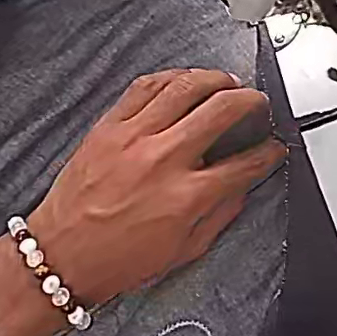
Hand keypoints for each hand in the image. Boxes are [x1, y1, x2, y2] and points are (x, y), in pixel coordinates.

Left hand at [0, 69, 284, 335]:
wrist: (63, 255)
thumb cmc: (118, 259)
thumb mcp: (185, 249)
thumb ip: (221, 214)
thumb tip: (243, 185)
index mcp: (187, 197)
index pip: (245, 163)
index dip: (269, 151)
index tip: (273, 146)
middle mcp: (164, 159)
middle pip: (222, 109)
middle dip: (251, 101)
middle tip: (257, 103)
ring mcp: (134, 137)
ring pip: (185, 86)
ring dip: (216, 78)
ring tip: (227, 83)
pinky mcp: (109, 126)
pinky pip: (145, 86)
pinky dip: (171, 77)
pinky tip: (183, 80)